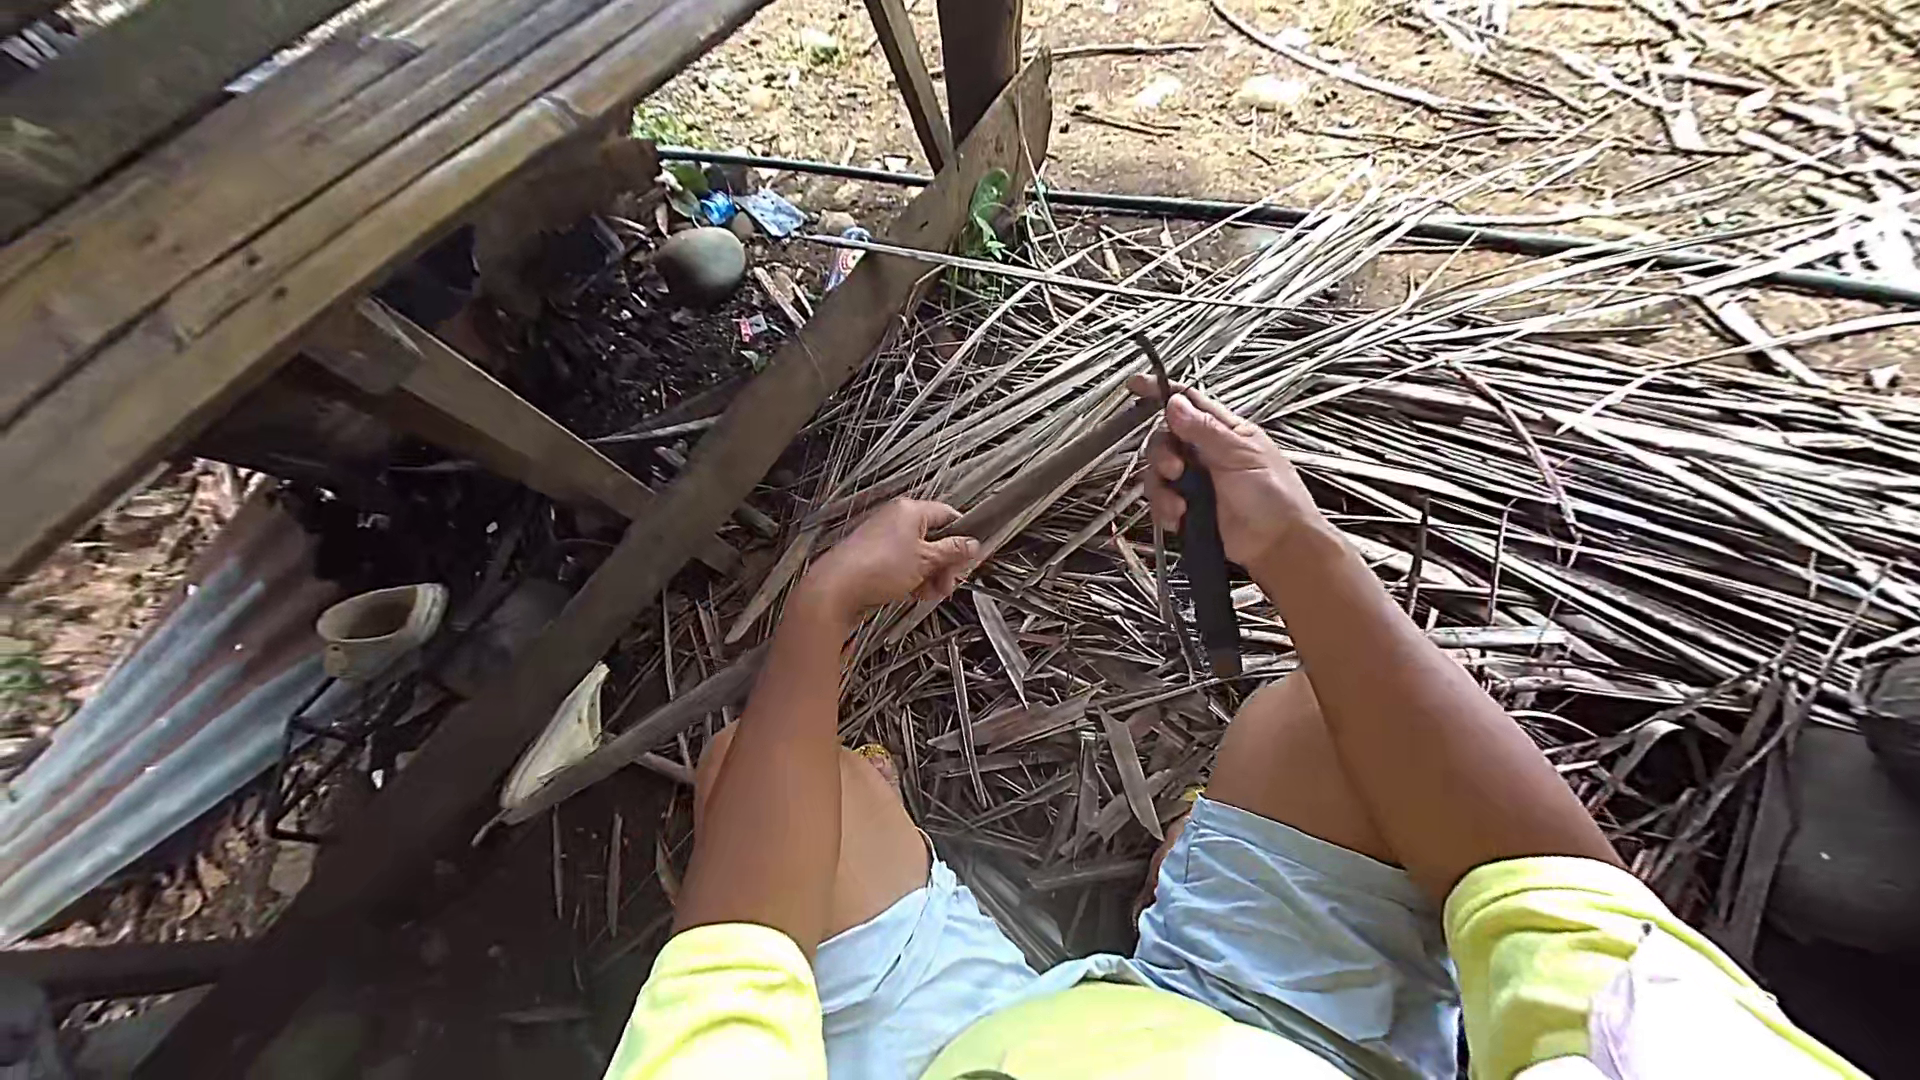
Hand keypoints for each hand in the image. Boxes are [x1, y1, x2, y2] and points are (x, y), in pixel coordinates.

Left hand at [799, 499, 979, 617]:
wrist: (836, 589)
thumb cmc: (875, 567)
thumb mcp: (926, 560)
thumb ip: (953, 551)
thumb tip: (971, 544)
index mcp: (910, 510)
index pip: (947, 515)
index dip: (961, 537)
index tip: (969, 556)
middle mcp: (896, 520)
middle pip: (935, 538)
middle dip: (945, 563)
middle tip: (949, 581)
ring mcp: (884, 539)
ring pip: (920, 555)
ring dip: (931, 575)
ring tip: (929, 592)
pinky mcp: (875, 558)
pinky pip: (903, 565)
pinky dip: (913, 578)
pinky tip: (914, 593)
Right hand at [1128, 374, 1327, 571]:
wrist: (1277, 545)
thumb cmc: (1275, 497)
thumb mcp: (1241, 455)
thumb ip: (1205, 430)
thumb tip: (1175, 404)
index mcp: (1224, 432)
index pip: (1188, 403)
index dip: (1161, 393)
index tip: (1136, 385)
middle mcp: (1205, 453)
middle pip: (1164, 440)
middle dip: (1162, 455)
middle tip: (1176, 469)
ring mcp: (1194, 481)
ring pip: (1156, 472)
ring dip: (1162, 488)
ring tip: (1180, 504)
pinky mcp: (1186, 507)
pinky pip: (1159, 501)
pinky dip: (1164, 509)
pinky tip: (1180, 517)